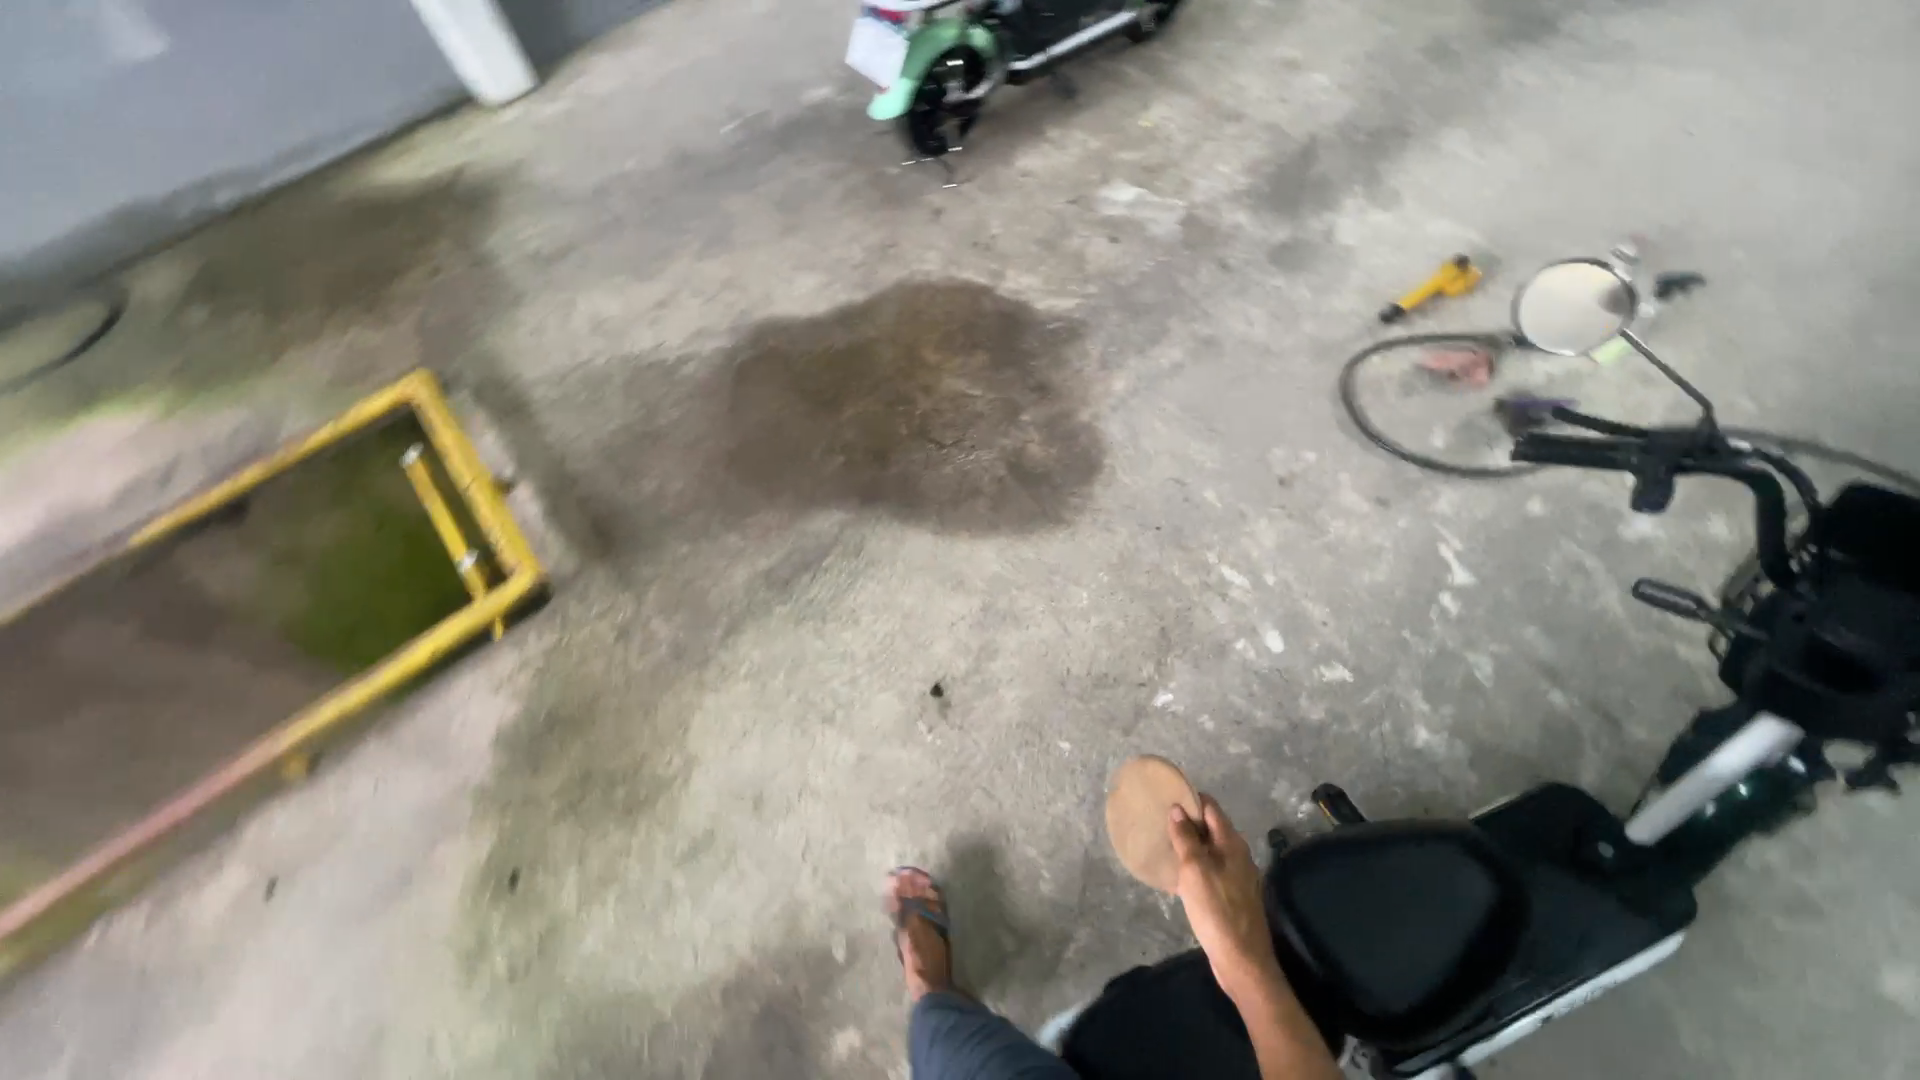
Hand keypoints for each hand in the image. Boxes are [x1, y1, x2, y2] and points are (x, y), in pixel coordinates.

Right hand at [1168, 794, 1282, 1002]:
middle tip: (1159, 820)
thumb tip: (1177, 809)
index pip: (1211, 808)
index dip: (1190, 799)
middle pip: (1212, 828)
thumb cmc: (1217, 910)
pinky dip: (1195, 864)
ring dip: (1190, 844)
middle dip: (1188, 821)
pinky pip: (1211, 869)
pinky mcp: (1232, 896)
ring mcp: (1238, 877)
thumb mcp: (1195, 870)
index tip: (1166, 796)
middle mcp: (1238, 855)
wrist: (1242, 961)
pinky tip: (1179, 873)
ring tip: (1164, 843)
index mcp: (1232, 844)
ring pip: (1211, 850)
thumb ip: (1186, 838)